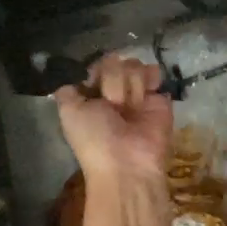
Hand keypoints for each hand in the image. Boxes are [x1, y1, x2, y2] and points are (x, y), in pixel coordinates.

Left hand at [55, 55, 173, 183]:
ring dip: (129, 86)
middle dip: (112, 81)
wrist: (128, 164)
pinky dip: (150, 80)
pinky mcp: (159, 98)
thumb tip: (75, 71)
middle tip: (113, 106)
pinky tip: (147, 95)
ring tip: (130, 110)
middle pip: (113, 62)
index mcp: (91, 96)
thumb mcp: (69, 112)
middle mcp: (113, 92)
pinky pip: (154, 73)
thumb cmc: (94, 138)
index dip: (93, 70)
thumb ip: (67, 89)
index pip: (93, 65)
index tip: (92, 83)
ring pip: (133, 65)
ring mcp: (136, 94)